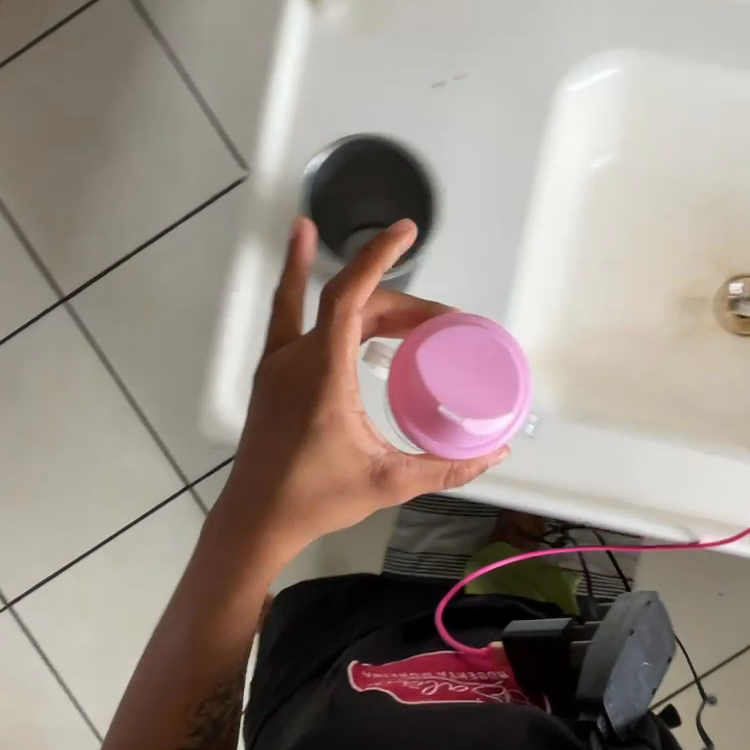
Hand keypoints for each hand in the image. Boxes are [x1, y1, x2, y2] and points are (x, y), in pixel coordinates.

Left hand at [214, 218, 508, 560]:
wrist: (256, 518)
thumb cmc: (315, 499)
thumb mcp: (388, 482)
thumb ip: (445, 468)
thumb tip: (494, 453)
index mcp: (323, 374)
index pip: (350, 296)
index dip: (379, 256)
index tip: (407, 231)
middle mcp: (295, 357)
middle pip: (351, 304)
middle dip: (402, 305)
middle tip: (442, 325)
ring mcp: (276, 363)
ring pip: (323, 309)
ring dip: (366, 300)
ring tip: (408, 308)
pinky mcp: (270, 375)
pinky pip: (288, 315)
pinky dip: (300, 283)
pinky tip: (304, 255)